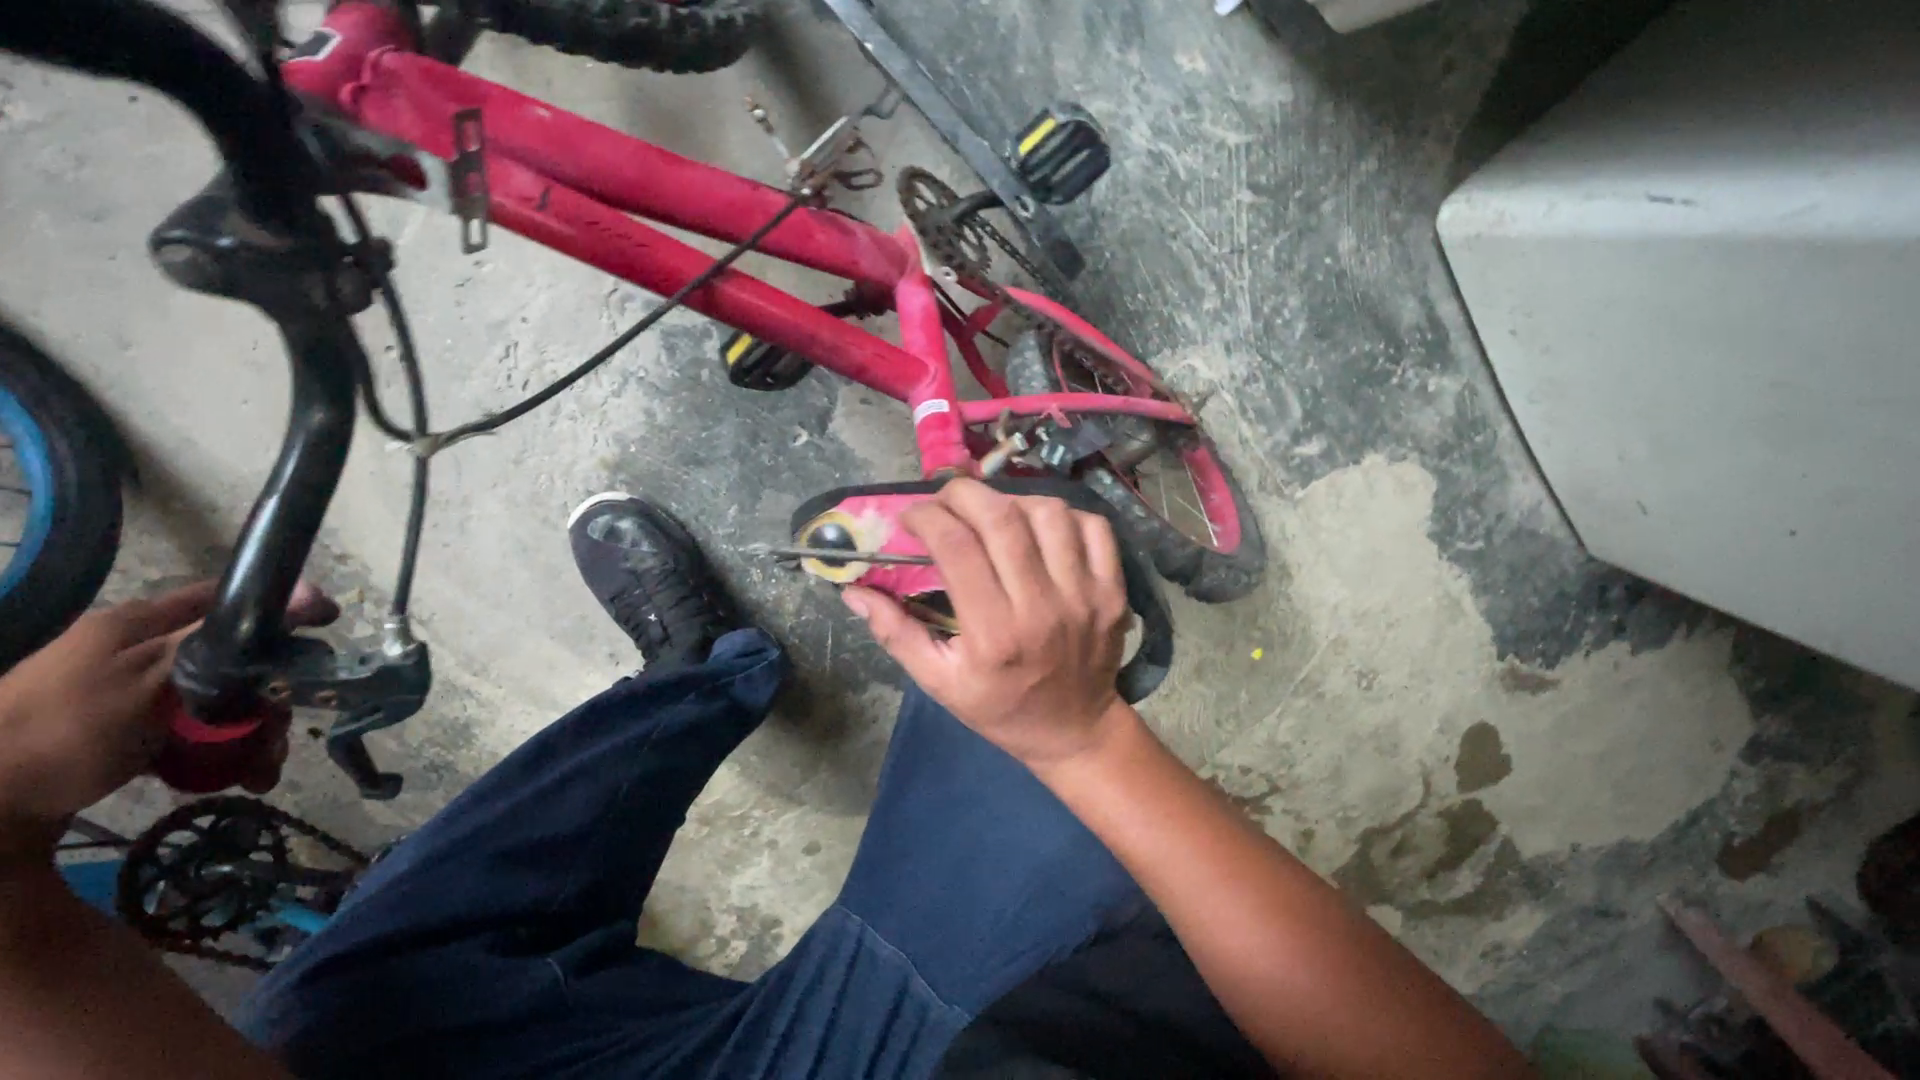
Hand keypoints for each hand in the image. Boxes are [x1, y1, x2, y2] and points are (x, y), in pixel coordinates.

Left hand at [0, 581, 336, 853]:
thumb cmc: (64, 731)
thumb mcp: (150, 679)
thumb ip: (223, 637)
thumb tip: (304, 592)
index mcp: (140, 624)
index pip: (228, 598)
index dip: (281, 609)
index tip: (324, 630)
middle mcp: (140, 650)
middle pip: (234, 658)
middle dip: (270, 698)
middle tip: (280, 737)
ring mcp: (134, 692)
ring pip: (220, 699)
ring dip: (252, 733)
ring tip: (260, 772)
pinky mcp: (129, 730)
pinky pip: (193, 731)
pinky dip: (219, 751)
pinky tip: (234, 778)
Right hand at [842, 478, 1136, 769]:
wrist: (1074, 730)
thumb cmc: (999, 707)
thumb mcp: (939, 682)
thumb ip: (896, 633)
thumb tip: (851, 590)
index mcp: (994, 633)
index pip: (958, 547)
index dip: (928, 517)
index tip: (912, 517)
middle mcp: (1041, 607)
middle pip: (1002, 519)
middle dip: (964, 494)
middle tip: (945, 500)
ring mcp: (1085, 595)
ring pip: (1049, 513)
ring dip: (1012, 501)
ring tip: (991, 514)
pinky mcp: (1113, 590)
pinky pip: (1093, 527)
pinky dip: (1063, 515)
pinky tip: (1038, 528)